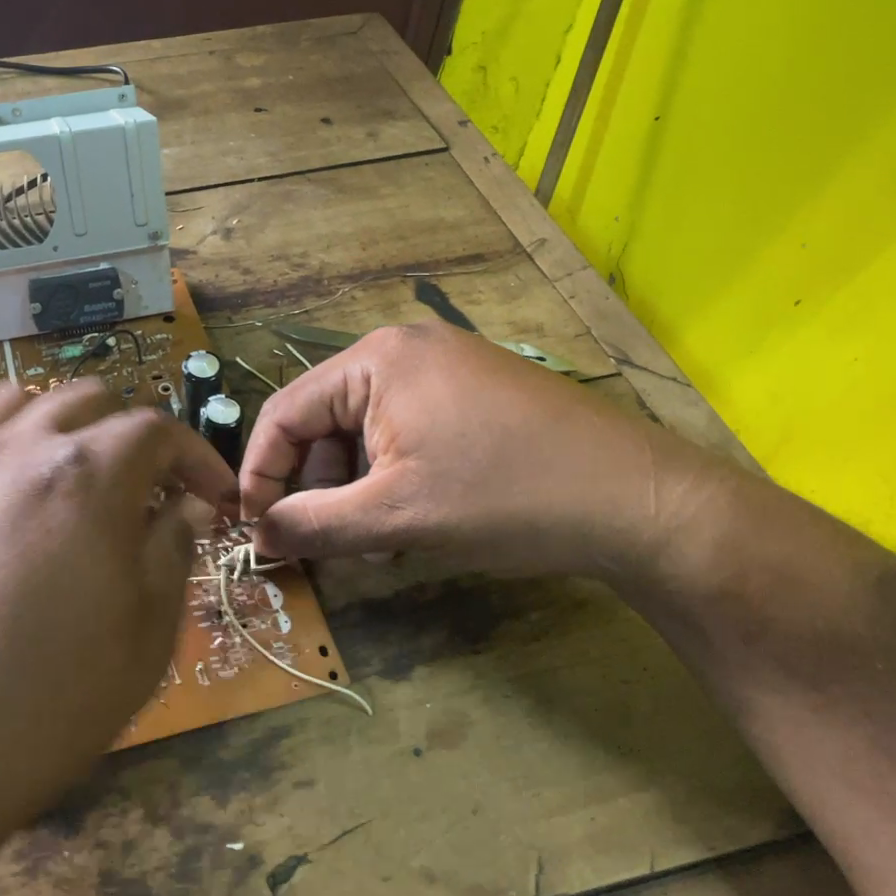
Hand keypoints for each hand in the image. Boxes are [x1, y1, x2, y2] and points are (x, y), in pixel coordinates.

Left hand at [0, 380, 236, 821]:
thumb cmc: (53, 701)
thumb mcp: (146, 634)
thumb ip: (173, 551)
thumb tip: (187, 506)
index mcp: (89, 474)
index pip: (157, 431)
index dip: (196, 458)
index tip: (212, 499)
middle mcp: (19, 449)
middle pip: (85, 400)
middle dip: (129, 434)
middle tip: (145, 493)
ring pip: (10, 401)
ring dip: (52, 423)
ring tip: (66, 473)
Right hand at [241, 321, 713, 579]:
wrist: (641, 501)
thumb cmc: (506, 499)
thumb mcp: (396, 518)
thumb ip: (313, 525)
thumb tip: (256, 538)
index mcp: (376, 360)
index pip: (284, 412)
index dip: (260, 475)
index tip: (255, 530)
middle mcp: (405, 349)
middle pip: (323, 421)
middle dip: (316, 487)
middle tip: (329, 546)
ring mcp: (445, 368)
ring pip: (364, 432)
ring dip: (355, 489)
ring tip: (378, 543)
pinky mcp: (475, 393)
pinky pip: (405, 432)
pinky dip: (393, 477)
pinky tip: (413, 520)